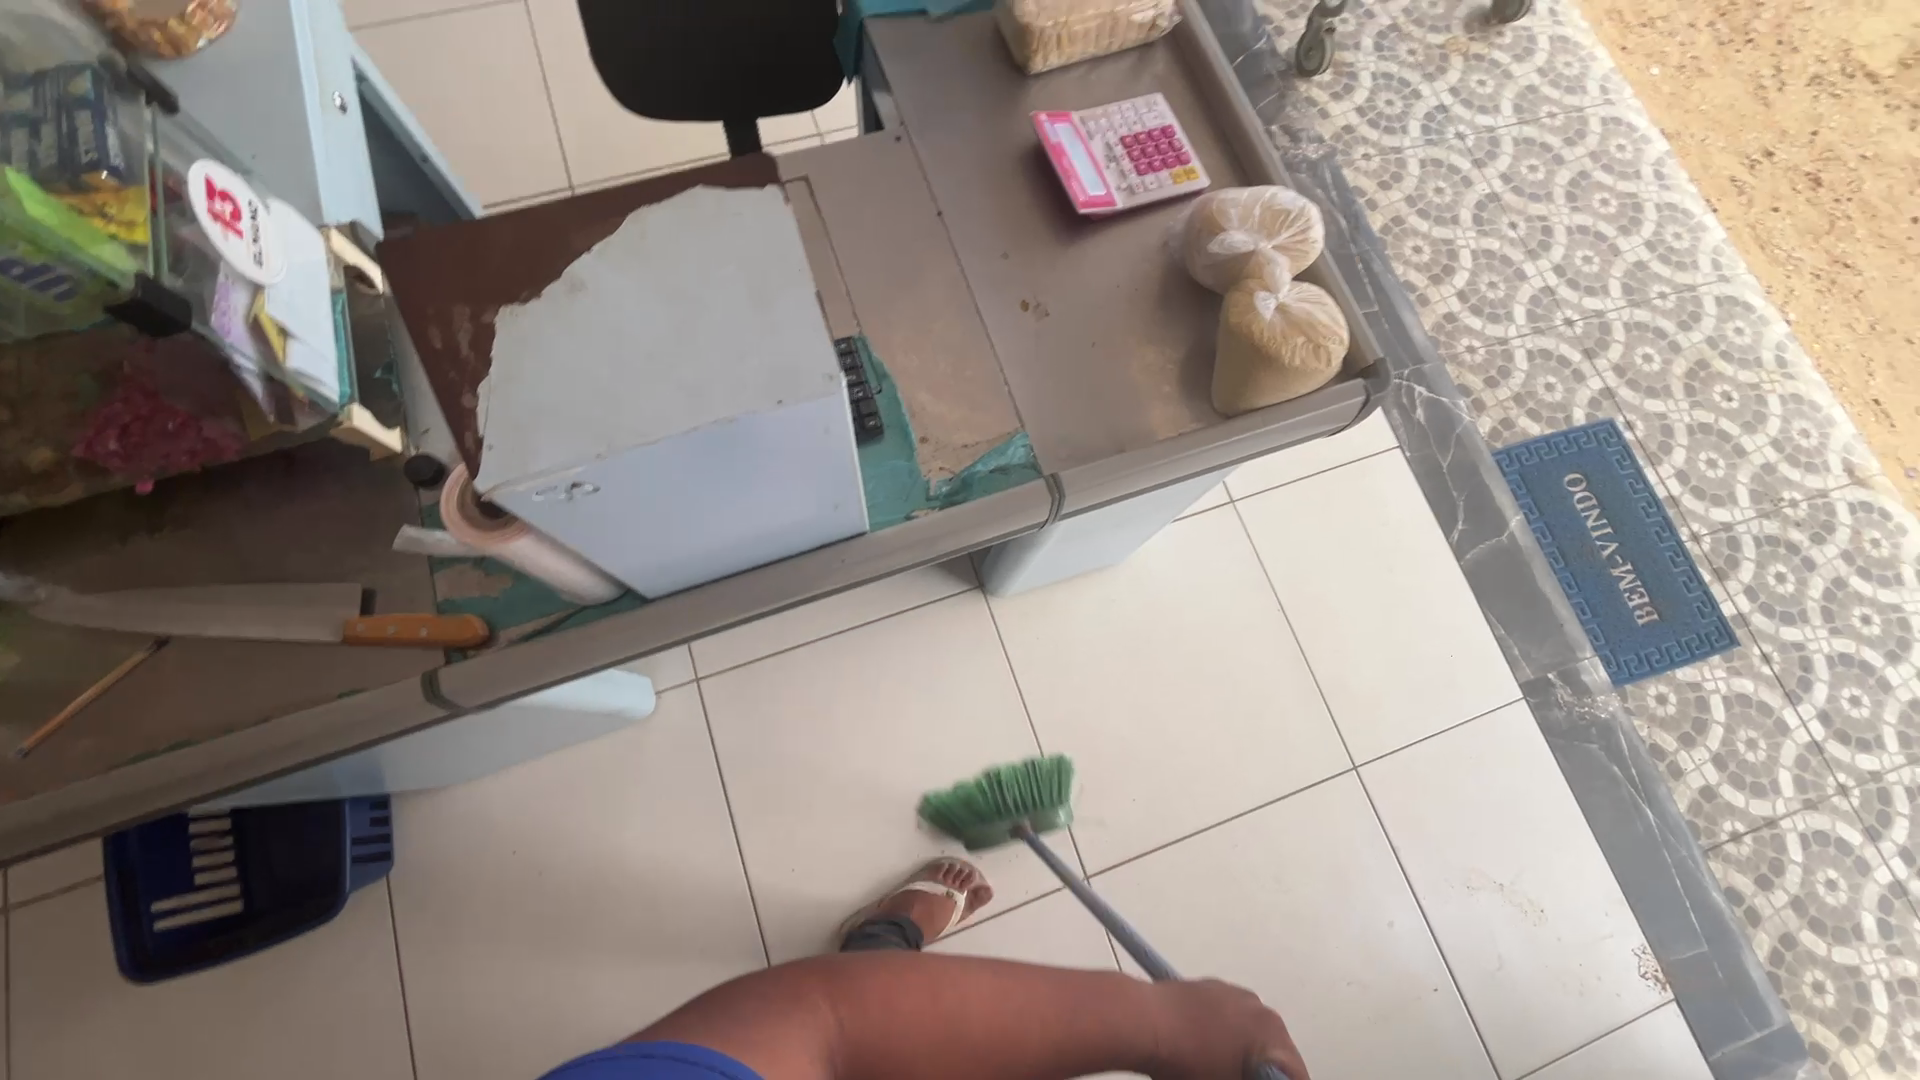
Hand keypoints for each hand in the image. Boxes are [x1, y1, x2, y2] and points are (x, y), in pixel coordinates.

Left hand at [1146, 979, 1309, 1079]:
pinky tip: (1204, 1052)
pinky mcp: (1206, 988)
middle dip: (1262, 1074)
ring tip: (1221, 1070)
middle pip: (1274, 1054)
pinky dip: (1223, 1038)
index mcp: (1272, 1032)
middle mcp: (1258, 1006)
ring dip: (1243, 1057)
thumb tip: (1250, 1076)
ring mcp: (1230, 992)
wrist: (1144, 1020)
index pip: (1296, 1075)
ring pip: (1249, 1036)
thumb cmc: (1190, 1062)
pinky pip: (1226, 1020)